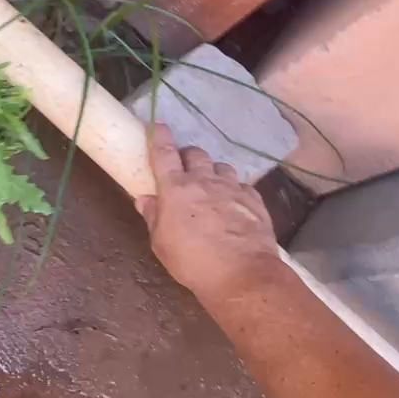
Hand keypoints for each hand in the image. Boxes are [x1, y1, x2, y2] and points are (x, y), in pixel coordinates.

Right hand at [138, 123, 281, 304]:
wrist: (242, 273)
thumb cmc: (192, 261)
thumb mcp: (161, 243)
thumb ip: (153, 217)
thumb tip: (145, 199)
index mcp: (176, 189)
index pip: (164, 154)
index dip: (159, 137)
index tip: (158, 125)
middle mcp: (204, 181)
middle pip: (195, 154)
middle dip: (188, 155)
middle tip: (184, 167)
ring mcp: (232, 188)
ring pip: (221, 166)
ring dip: (212, 171)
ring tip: (210, 185)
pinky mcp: (254, 200)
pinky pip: (241, 185)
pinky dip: (234, 189)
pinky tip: (233, 202)